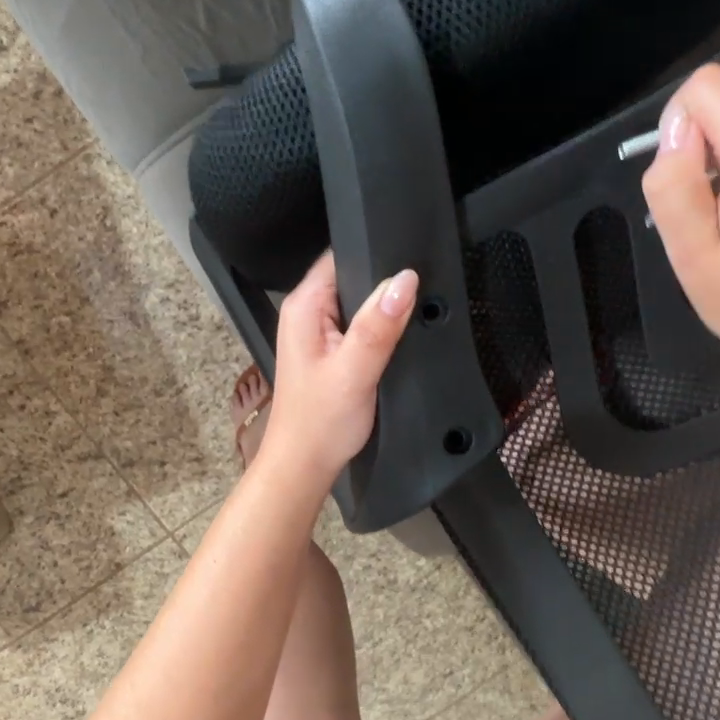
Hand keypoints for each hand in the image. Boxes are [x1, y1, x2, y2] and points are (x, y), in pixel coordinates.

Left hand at [258, 252, 418, 477]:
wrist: (304, 464)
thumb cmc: (320, 422)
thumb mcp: (355, 370)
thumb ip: (379, 324)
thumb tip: (405, 280)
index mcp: (303, 306)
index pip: (340, 256)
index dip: (374, 255)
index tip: (408, 259)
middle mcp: (305, 312)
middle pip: (352, 276)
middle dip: (383, 283)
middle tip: (416, 293)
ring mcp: (316, 331)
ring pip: (357, 301)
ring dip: (380, 308)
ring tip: (407, 317)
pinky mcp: (329, 350)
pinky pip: (357, 324)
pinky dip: (376, 328)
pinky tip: (391, 339)